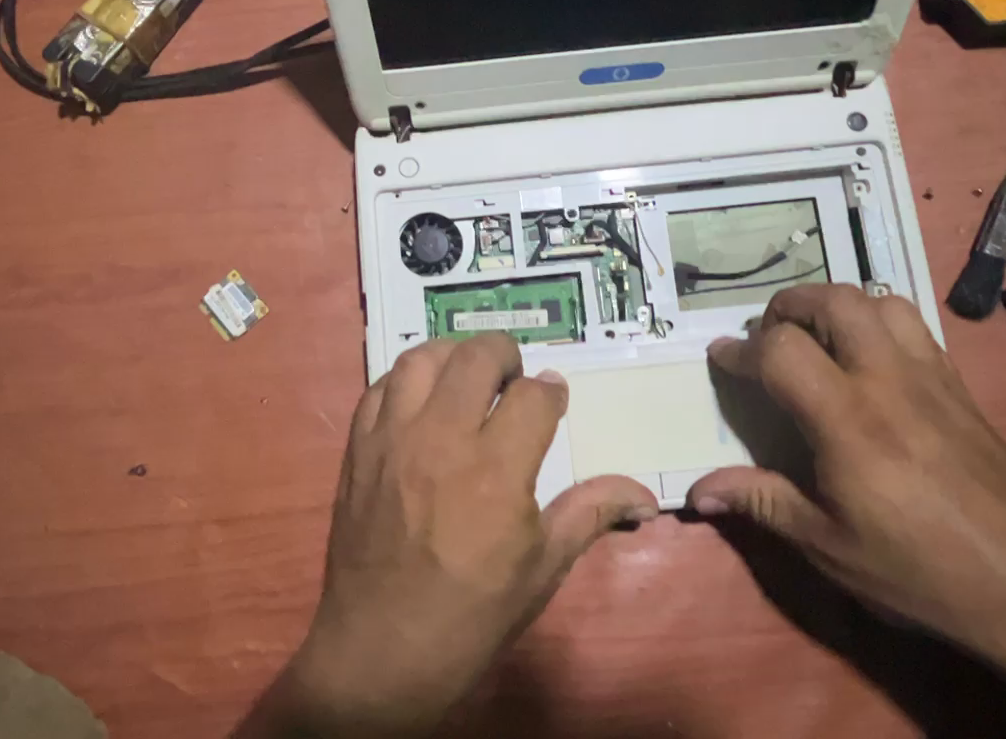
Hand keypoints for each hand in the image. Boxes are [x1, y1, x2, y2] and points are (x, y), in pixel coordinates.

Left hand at [246, 335, 658, 737]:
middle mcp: (443, 439)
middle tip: (513, 379)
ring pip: (422, 359)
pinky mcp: (359, 448)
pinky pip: (380, 387)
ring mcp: (393, 439)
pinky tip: (421, 401)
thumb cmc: (472, 614)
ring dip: (452, 357)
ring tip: (466, 377)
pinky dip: (405, 382)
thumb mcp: (543, 567)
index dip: (550, 392)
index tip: (553, 400)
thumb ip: (590, 512)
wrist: (382, 650)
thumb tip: (646, 495)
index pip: (533, 395)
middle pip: (477, 357)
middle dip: (505, 356)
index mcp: (497, 469)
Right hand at [685, 284, 1005, 669]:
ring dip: (837, 306)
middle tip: (768, 339)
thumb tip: (697, 491)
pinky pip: (915, 327)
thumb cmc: (920, 573)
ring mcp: (932, 379)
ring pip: (880, 302)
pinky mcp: (961, 389)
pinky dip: (877, 322)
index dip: (741, 350)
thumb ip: (761, 502)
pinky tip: (869, 362)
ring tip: (816, 340)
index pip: (781, 351)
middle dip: (788, 306)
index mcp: (849, 420)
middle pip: (834, 301)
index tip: (721, 358)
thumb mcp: (828, 546)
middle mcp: (890, 381)